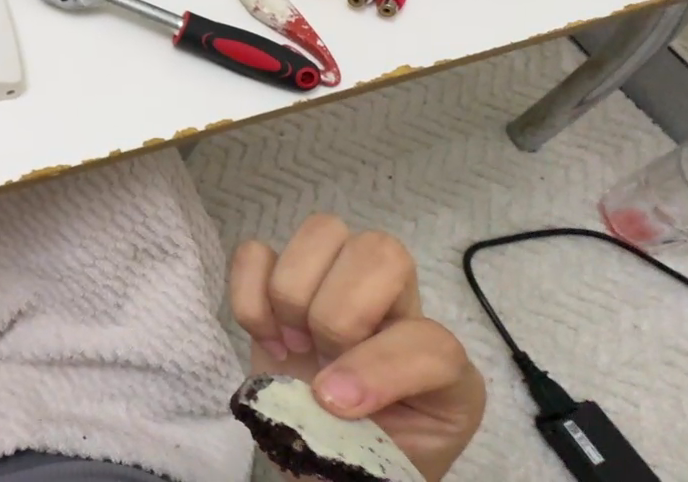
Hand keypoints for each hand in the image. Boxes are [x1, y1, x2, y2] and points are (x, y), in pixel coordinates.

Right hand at [230, 215, 484, 481]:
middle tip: (317, 352)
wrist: (321, 459)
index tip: (335, 406)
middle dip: (335, 309)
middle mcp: (393, 307)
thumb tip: (321, 391)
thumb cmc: (362, 460)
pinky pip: (255, 250)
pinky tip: (263, 332)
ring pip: (323, 230)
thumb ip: (374, 434)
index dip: (379, 369)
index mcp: (439, 361)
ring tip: (289, 340)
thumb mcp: (390, 464)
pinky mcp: (277, 277)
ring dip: (291, 292)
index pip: (428, 341)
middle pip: (381, 252)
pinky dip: (248, 290)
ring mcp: (333, 284)